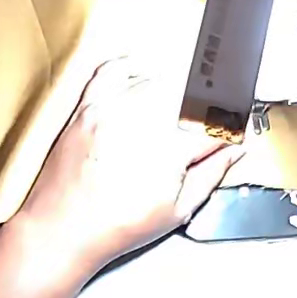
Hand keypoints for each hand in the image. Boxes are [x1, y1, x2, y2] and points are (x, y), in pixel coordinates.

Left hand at [7, 60, 241, 283]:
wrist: (61, 228)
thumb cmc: (115, 227)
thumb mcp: (177, 211)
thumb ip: (211, 174)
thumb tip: (234, 151)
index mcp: (171, 147)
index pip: (216, 123)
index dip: (232, 127)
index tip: (235, 130)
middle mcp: (142, 119)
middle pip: (191, 93)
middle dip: (208, 107)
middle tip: (210, 124)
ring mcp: (112, 108)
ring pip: (158, 79)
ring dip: (176, 90)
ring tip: (180, 110)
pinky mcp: (87, 107)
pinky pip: (112, 71)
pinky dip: (130, 69)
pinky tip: (141, 76)